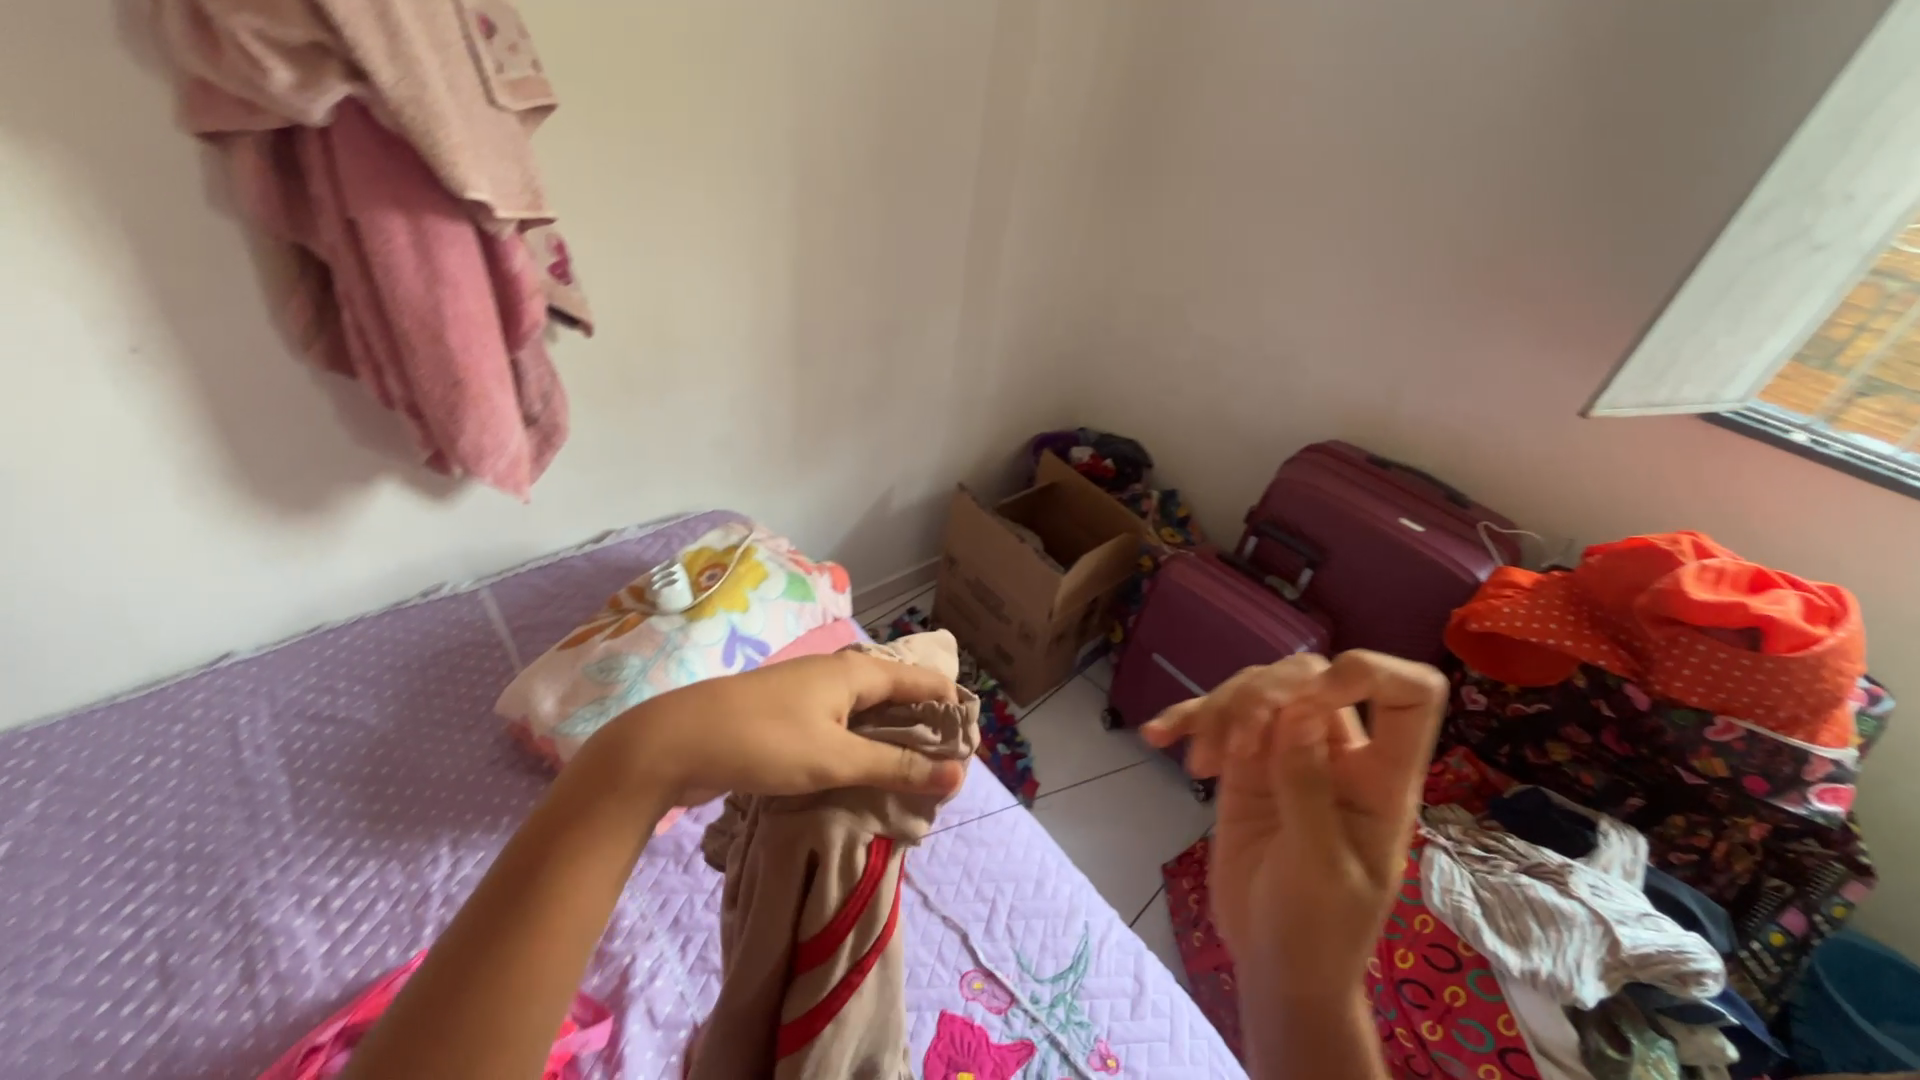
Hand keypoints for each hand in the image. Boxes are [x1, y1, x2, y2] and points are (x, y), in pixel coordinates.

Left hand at [576, 649, 968, 809]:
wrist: (673, 743)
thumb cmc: (763, 742)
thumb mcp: (836, 759)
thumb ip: (896, 768)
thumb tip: (958, 776)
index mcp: (854, 672)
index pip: (920, 681)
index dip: (950, 707)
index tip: (973, 743)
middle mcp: (834, 675)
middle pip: (894, 694)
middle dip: (922, 727)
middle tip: (945, 769)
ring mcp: (806, 694)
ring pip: (863, 712)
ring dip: (889, 740)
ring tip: (911, 776)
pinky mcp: (785, 717)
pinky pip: (837, 726)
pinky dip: (857, 746)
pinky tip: (860, 774)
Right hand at [1142, 651, 1445, 993]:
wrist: (1276, 964)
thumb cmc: (1320, 929)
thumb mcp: (1322, 869)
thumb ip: (1309, 788)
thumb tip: (1299, 710)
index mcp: (1381, 777)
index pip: (1408, 694)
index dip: (1373, 672)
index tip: (1320, 692)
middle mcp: (1337, 753)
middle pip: (1309, 680)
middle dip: (1265, 696)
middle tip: (1232, 746)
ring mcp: (1285, 755)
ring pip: (1257, 691)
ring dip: (1220, 711)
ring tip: (1199, 763)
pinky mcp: (1242, 767)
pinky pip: (1216, 723)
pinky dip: (1186, 721)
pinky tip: (1156, 734)